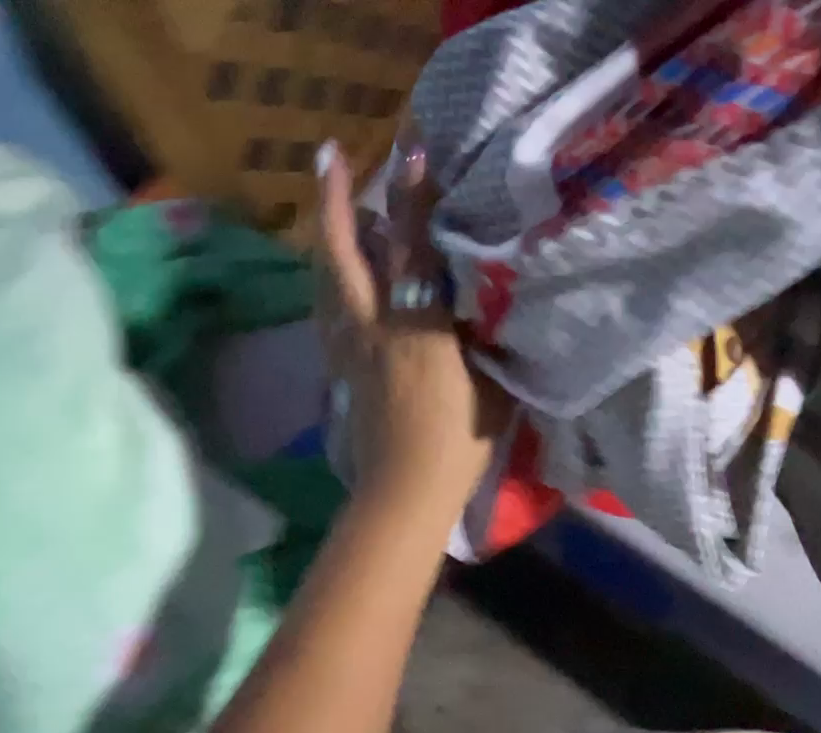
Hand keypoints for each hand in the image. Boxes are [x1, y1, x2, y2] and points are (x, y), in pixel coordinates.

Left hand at [315, 139, 504, 509]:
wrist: (404, 494)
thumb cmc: (457, 446)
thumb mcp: (493, 389)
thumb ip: (489, 342)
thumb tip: (491, 305)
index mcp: (418, 330)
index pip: (414, 252)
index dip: (413, 200)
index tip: (412, 151)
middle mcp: (374, 330)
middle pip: (343, 256)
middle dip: (334, 202)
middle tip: (327, 157)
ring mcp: (350, 352)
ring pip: (326, 282)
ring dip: (327, 240)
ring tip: (333, 211)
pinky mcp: (341, 374)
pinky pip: (328, 315)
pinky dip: (329, 285)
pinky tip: (336, 281)